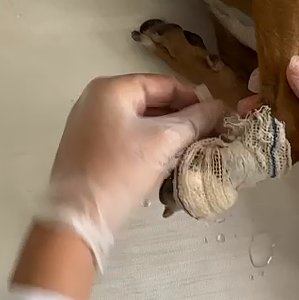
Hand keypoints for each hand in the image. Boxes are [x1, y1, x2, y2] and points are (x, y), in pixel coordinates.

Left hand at [41, 74, 225, 267]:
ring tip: (192, 147)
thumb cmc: (120, 172)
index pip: (164, 83)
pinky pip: (125, 136)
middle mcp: (95, 99)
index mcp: (111, 89)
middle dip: (181, 117)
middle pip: (150, 100)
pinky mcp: (87, 147)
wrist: (78, 216)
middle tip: (209, 134)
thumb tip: (219, 107)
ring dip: (166, 132)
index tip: (218, 116)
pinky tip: (166, 159)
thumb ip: (194, 120)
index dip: (195, 98)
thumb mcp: (162, 142)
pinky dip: (147, 144)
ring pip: (139, 120)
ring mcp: (88, 124)